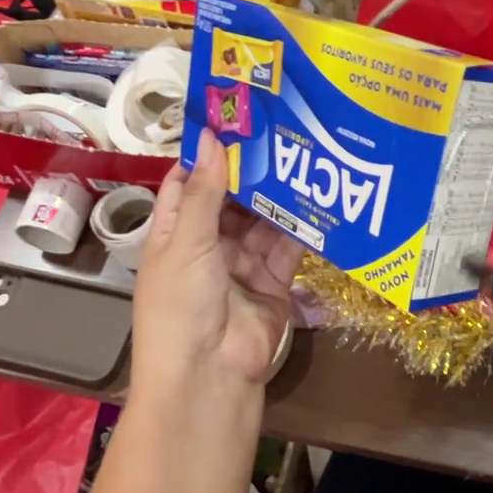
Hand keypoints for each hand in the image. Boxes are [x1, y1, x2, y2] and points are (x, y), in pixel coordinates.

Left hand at [131, 130, 303, 405]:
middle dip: (251, 169)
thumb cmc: (181, 305)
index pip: (187, 183)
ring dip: (279, 193)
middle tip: (282, 128)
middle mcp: (207, 245)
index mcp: (172, 234)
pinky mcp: (274, 281)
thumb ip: (203, 191)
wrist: (209, 374)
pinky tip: (319, 196)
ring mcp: (241, 264)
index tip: (234, 118)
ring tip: (305, 153)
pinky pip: (288, 246)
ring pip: (262, 219)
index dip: (207, 153)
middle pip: (230, 198)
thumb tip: (210, 136)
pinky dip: (302, 225)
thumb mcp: (186, 242)